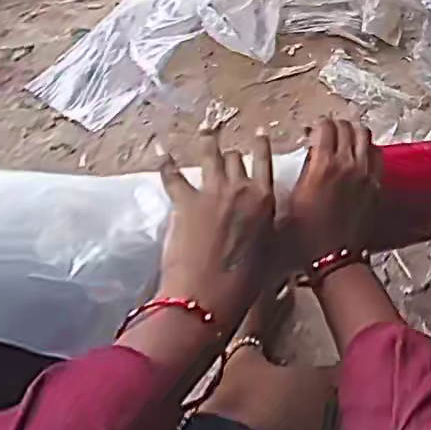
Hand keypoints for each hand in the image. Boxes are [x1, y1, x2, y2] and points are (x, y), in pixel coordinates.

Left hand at [155, 134, 276, 328]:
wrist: (208, 297)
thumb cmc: (243, 284)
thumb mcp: (267, 251)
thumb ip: (266, 228)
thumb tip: (265, 225)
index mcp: (265, 200)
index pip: (265, 162)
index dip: (261, 145)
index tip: (259, 133)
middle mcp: (241, 188)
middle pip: (236, 158)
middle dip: (231, 155)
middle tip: (227, 153)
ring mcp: (213, 191)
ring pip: (211, 156)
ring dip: (207, 142)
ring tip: (205, 132)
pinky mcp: (186, 201)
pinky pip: (174, 176)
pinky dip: (168, 163)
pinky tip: (163, 152)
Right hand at [286, 116, 381, 264]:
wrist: (333, 259)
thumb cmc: (305, 233)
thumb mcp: (291, 197)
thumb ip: (299, 169)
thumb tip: (303, 152)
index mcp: (323, 164)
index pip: (325, 126)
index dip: (317, 125)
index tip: (311, 132)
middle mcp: (347, 163)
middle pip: (346, 126)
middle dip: (334, 125)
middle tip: (327, 134)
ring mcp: (365, 173)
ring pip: (364, 135)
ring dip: (353, 132)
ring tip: (344, 139)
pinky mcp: (376, 184)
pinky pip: (376, 153)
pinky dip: (367, 148)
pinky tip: (359, 156)